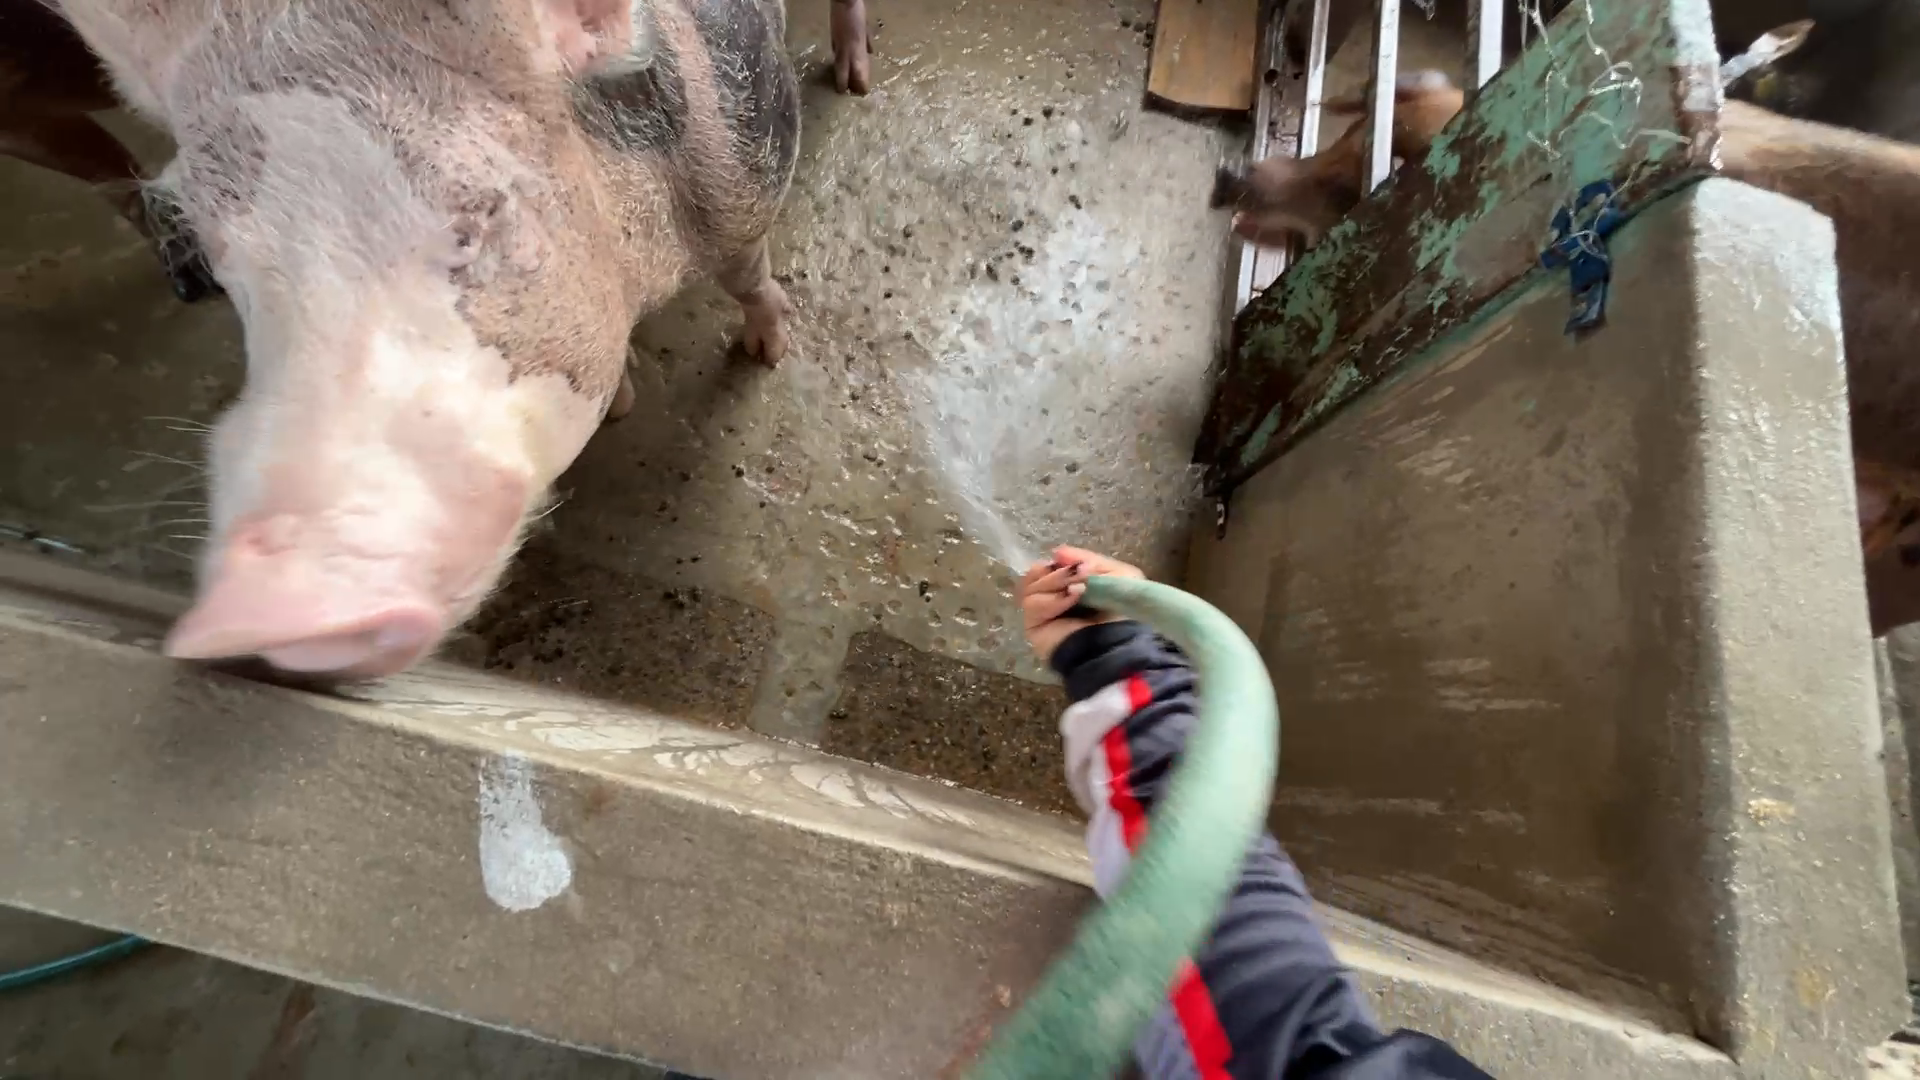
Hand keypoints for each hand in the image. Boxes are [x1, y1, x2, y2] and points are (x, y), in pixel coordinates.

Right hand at [1019, 545, 1144, 663]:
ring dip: (1057, 581)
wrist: (1119, 646)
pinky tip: (1071, 600)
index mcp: (1075, 585)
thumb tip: (1057, 552)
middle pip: (1038, 570)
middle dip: (1061, 571)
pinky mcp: (1033, 627)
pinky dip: (1053, 599)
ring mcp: (1042, 612)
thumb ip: (1091, 560)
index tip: (1080, 563)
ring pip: (1032, 583)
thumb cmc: (1125, 613)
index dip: (1064, 560)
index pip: (1054, 564)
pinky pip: (1032, 602)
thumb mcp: (1121, 576)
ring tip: (1080, 590)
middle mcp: (1055, 597)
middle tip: (1081, 574)